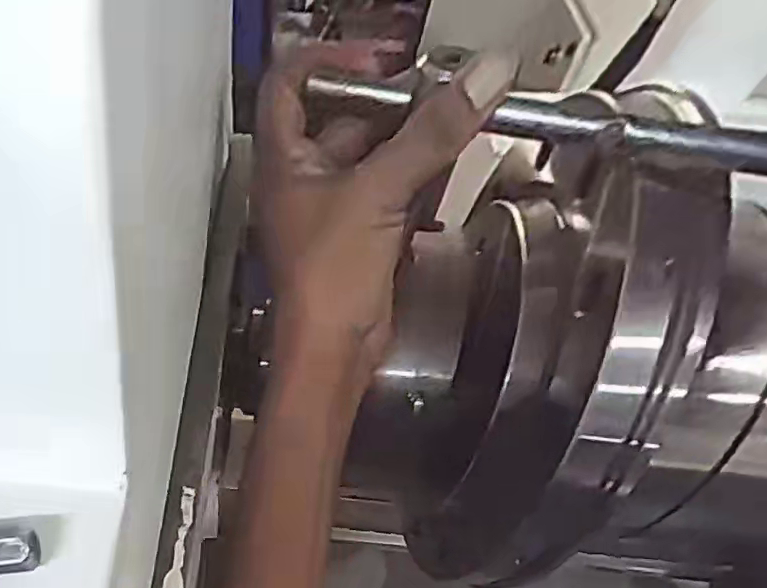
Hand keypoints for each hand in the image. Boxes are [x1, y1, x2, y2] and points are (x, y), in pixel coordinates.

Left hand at [256, 42, 510, 390]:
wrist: (334, 350)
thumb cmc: (327, 280)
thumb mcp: (378, 193)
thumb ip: (430, 134)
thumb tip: (482, 75)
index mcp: (284, 164)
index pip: (290, 85)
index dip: (330, 59)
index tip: (380, 61)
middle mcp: (302, 184)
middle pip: (342, 118)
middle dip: (390, 102)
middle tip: (436, 91)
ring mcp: (331, 212)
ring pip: (371, 158)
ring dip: (409, 141)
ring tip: (450, 125)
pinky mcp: (358, 238)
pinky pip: (386, 193)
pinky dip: (413, 179)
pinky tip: (442, 171)